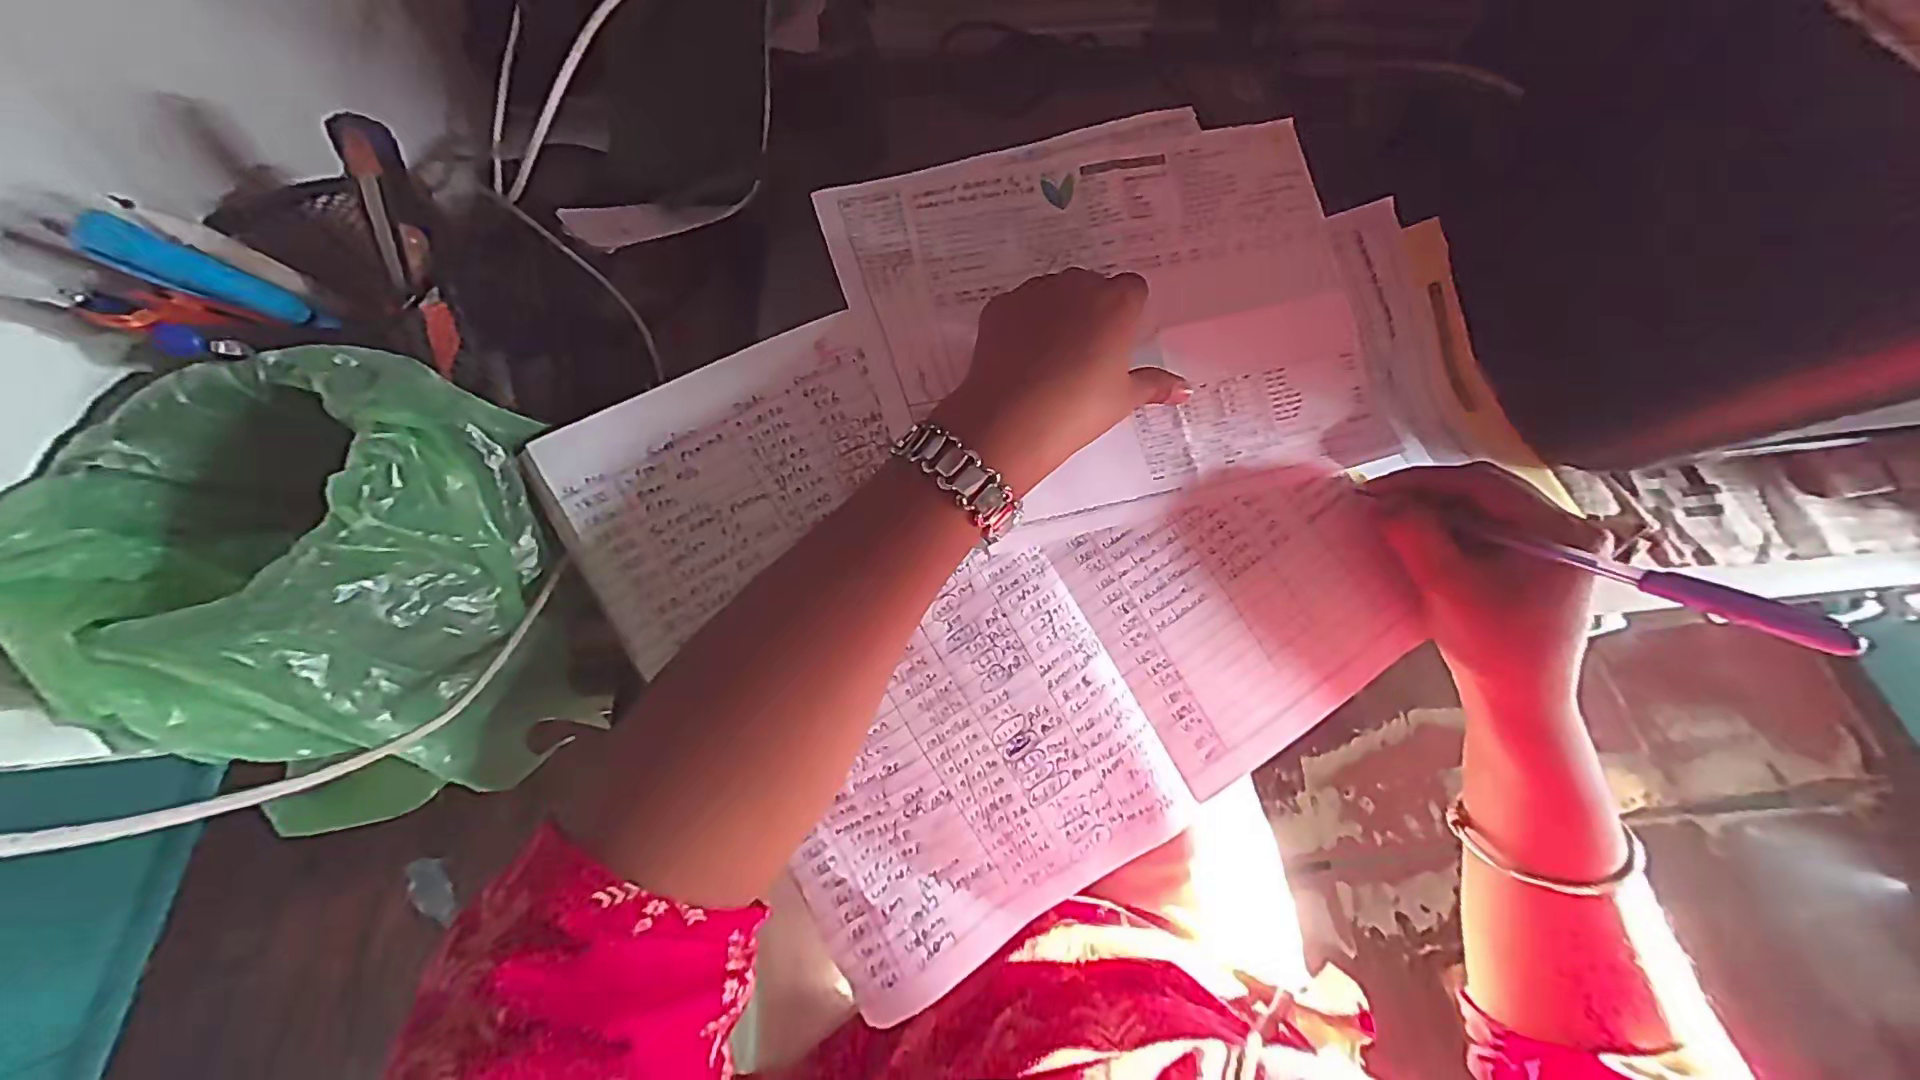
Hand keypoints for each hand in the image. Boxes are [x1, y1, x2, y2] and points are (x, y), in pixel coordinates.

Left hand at [932, 269, 1188, 490]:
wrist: (1010, 421)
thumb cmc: (1074, 410)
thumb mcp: (1122, 400)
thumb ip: (1154, 385)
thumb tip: (1182, 388)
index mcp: (1117, 303)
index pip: (1132, 290)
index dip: (1125, 314)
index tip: (1117, 341)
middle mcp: (1076, 286)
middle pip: (1090, 287)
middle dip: (1089, 312)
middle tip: (1083, 355)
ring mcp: (1034, 292)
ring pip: (1052, 293)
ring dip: (1054, 314)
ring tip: (1049, 360)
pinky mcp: (1000, 306)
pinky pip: (1017, 307)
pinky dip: (1020, 324)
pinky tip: (1020, 358)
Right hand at [1366, 464, 1610, 706]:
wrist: (1519, 699)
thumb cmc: (1494, 647)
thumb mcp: (1447, 585)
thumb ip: (1415, 535)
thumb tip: (1385, 502)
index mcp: (1558, 530)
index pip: (1480, 483)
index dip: (1421, 481)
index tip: (1376, 490)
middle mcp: (1562, 530)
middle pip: (1483, 493)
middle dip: (1426, 494)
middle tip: (1379, 502)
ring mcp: (1548, 547)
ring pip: (1479, 511)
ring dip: (1433, 513)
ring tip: (1393, 520)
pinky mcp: (1531, 564)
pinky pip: (1481, 532)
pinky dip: (1445, 531)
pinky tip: (1417, 540)